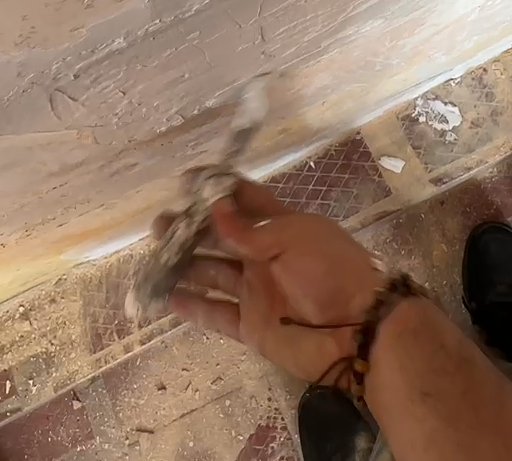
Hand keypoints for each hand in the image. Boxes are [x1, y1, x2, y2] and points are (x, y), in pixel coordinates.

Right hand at [161, 179, 387, 382]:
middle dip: (191, 230)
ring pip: (213, 273)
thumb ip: (249, 230)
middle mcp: (264, 255)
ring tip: (155, 259)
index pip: (244, 199)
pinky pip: (216, 313)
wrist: (356, 330)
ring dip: (186, 265)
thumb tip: (214, 208)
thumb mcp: (292, 238)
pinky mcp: (251, 325)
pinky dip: (193, 306)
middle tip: (160, 225)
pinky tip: (167, 298)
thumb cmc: (329, 270)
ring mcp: (256, 290)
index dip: (217, 189)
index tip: (186, 182)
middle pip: (221, 237)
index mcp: (279, 226)